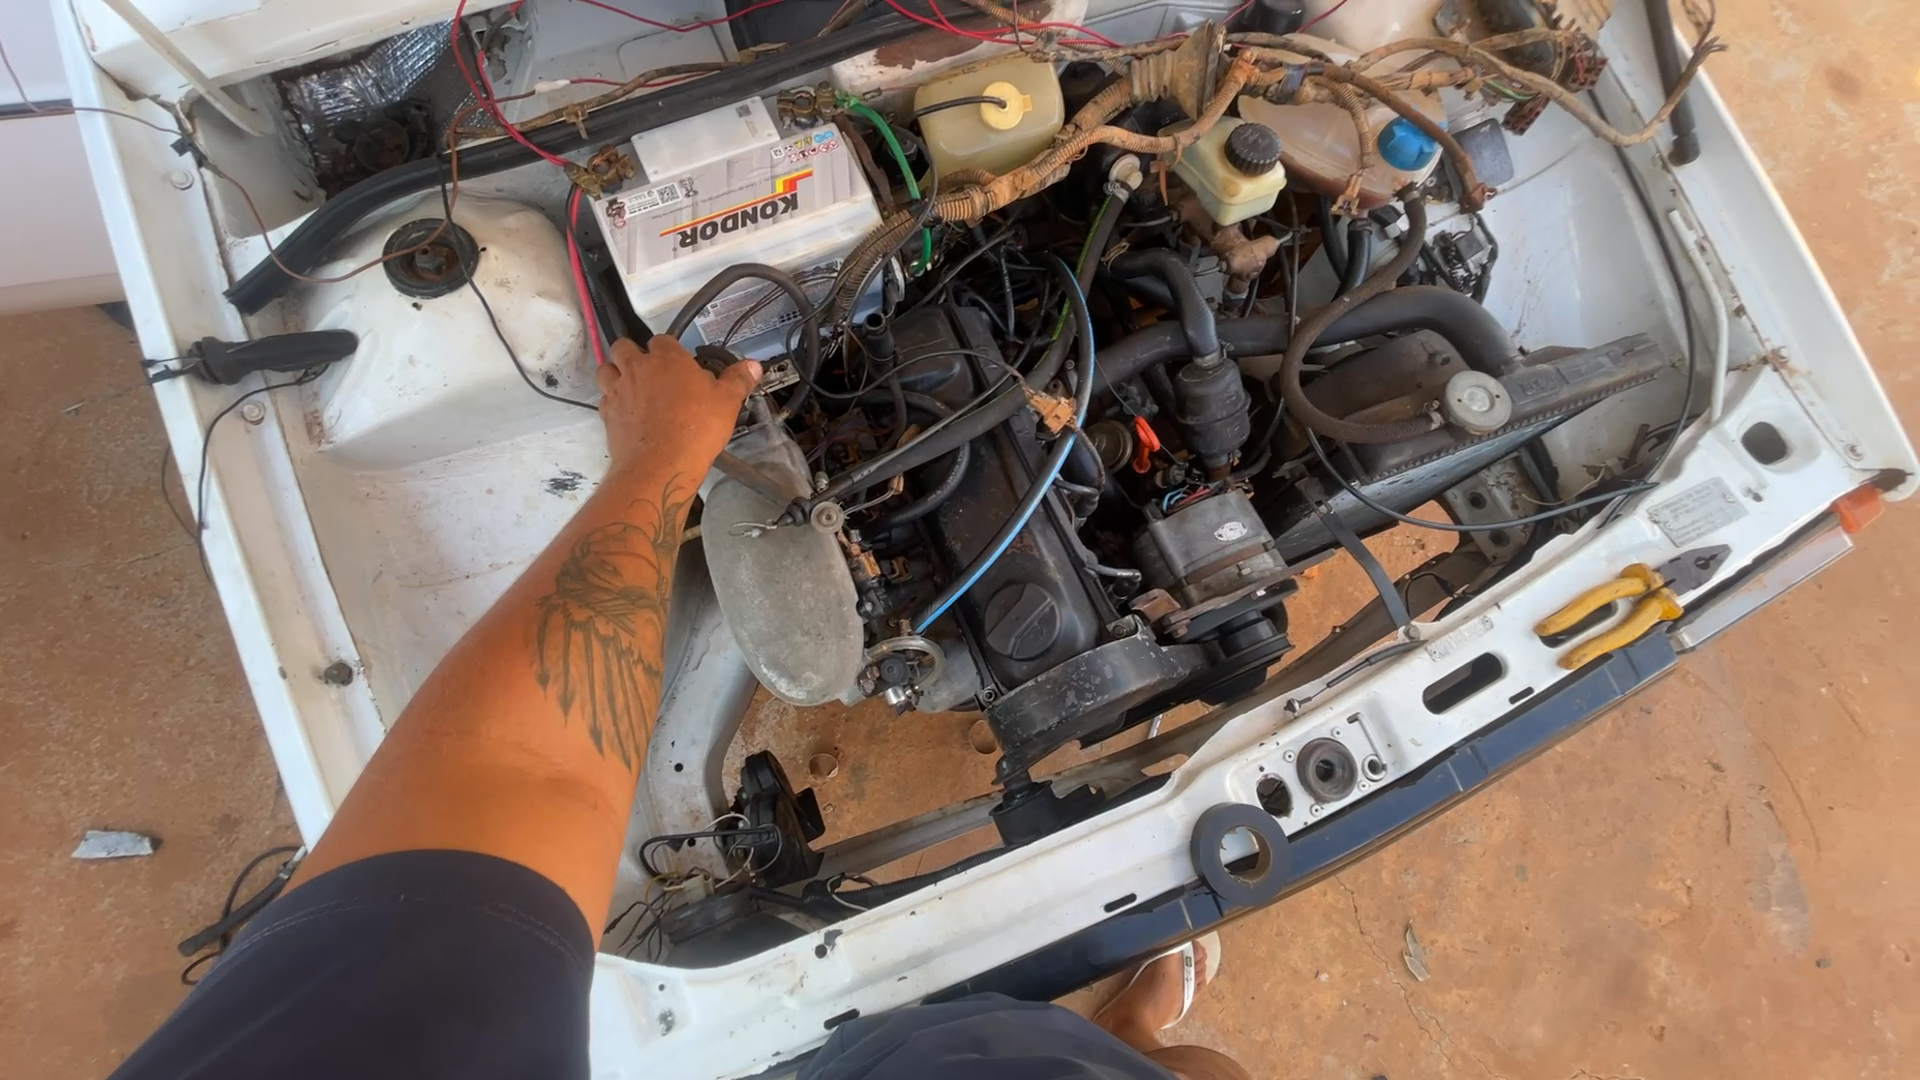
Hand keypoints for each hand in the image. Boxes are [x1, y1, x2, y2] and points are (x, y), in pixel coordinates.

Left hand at [596, 336, 760, 478]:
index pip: (663, 340)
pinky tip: (627, 412)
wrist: (662, 463)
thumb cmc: (697, 428)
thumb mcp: (728, 402)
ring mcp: (618, 389)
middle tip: (651, 370)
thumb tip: (753, 365)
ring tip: (632, 385)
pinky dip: (613, 400)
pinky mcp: (607, 413)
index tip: (680, 363)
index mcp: (668, 358)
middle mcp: (637, 367)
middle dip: (634, 353)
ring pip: (606, 368)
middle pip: (624, 346)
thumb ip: (738, 380)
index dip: (670, 350)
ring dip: (616, 372)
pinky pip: (604, 398)